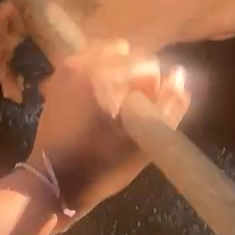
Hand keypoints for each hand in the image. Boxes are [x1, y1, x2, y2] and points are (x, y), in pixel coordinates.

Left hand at [25, 39, 189, 216]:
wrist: (54, 181)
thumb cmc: (102, 166)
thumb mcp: (144, 143)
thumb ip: (169, 106)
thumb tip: (180, 74)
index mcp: (107, 76)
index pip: (149, 64)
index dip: (156, 89)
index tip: (149, 112)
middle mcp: (86, 62)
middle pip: (128, 53)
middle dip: (137, 75)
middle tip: (134, 108)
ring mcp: (68, 69)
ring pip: (107, 54)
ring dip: (118, 71)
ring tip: (117, 103)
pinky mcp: (58, 79)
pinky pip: (87, 62)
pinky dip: (99, 73)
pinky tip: (100, 100)